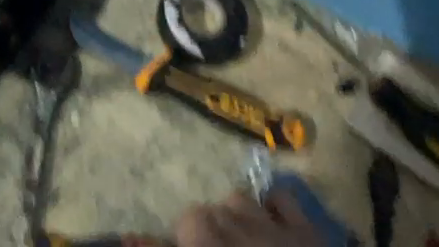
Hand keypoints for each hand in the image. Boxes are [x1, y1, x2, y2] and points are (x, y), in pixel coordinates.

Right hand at [174, 189, 327, 246]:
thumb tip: (131, 239)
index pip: (178, 231)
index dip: (167, 244)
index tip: (163, 246)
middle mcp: (230, 231)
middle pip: (198, 215)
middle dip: (200, 236)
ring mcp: (270, 226)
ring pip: (236, 200)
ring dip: (232, 219)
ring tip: (239, 244)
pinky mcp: (307, 230)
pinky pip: (280, 197)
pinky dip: (272, 207)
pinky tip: (271, 227)